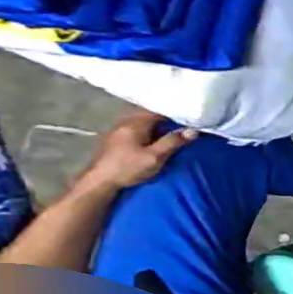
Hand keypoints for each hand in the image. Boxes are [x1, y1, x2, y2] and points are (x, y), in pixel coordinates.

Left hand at [74, 111, 197, 192]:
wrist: (99, 182)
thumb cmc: (128, 168)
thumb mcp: (155, 157)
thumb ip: (173, 142)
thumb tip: (193, 130)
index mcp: (135, 124)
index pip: (158, 111)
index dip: (174, 113)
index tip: (188, 118)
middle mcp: (124, 123)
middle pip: (147, 114)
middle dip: (163, 117)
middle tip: (180, 123)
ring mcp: (116, 131)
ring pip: (139, 121)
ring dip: (153, 124)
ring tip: (167, 129)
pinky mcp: (113, 139)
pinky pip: (133, 127)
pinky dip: (144, 129)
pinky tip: (149, 137)